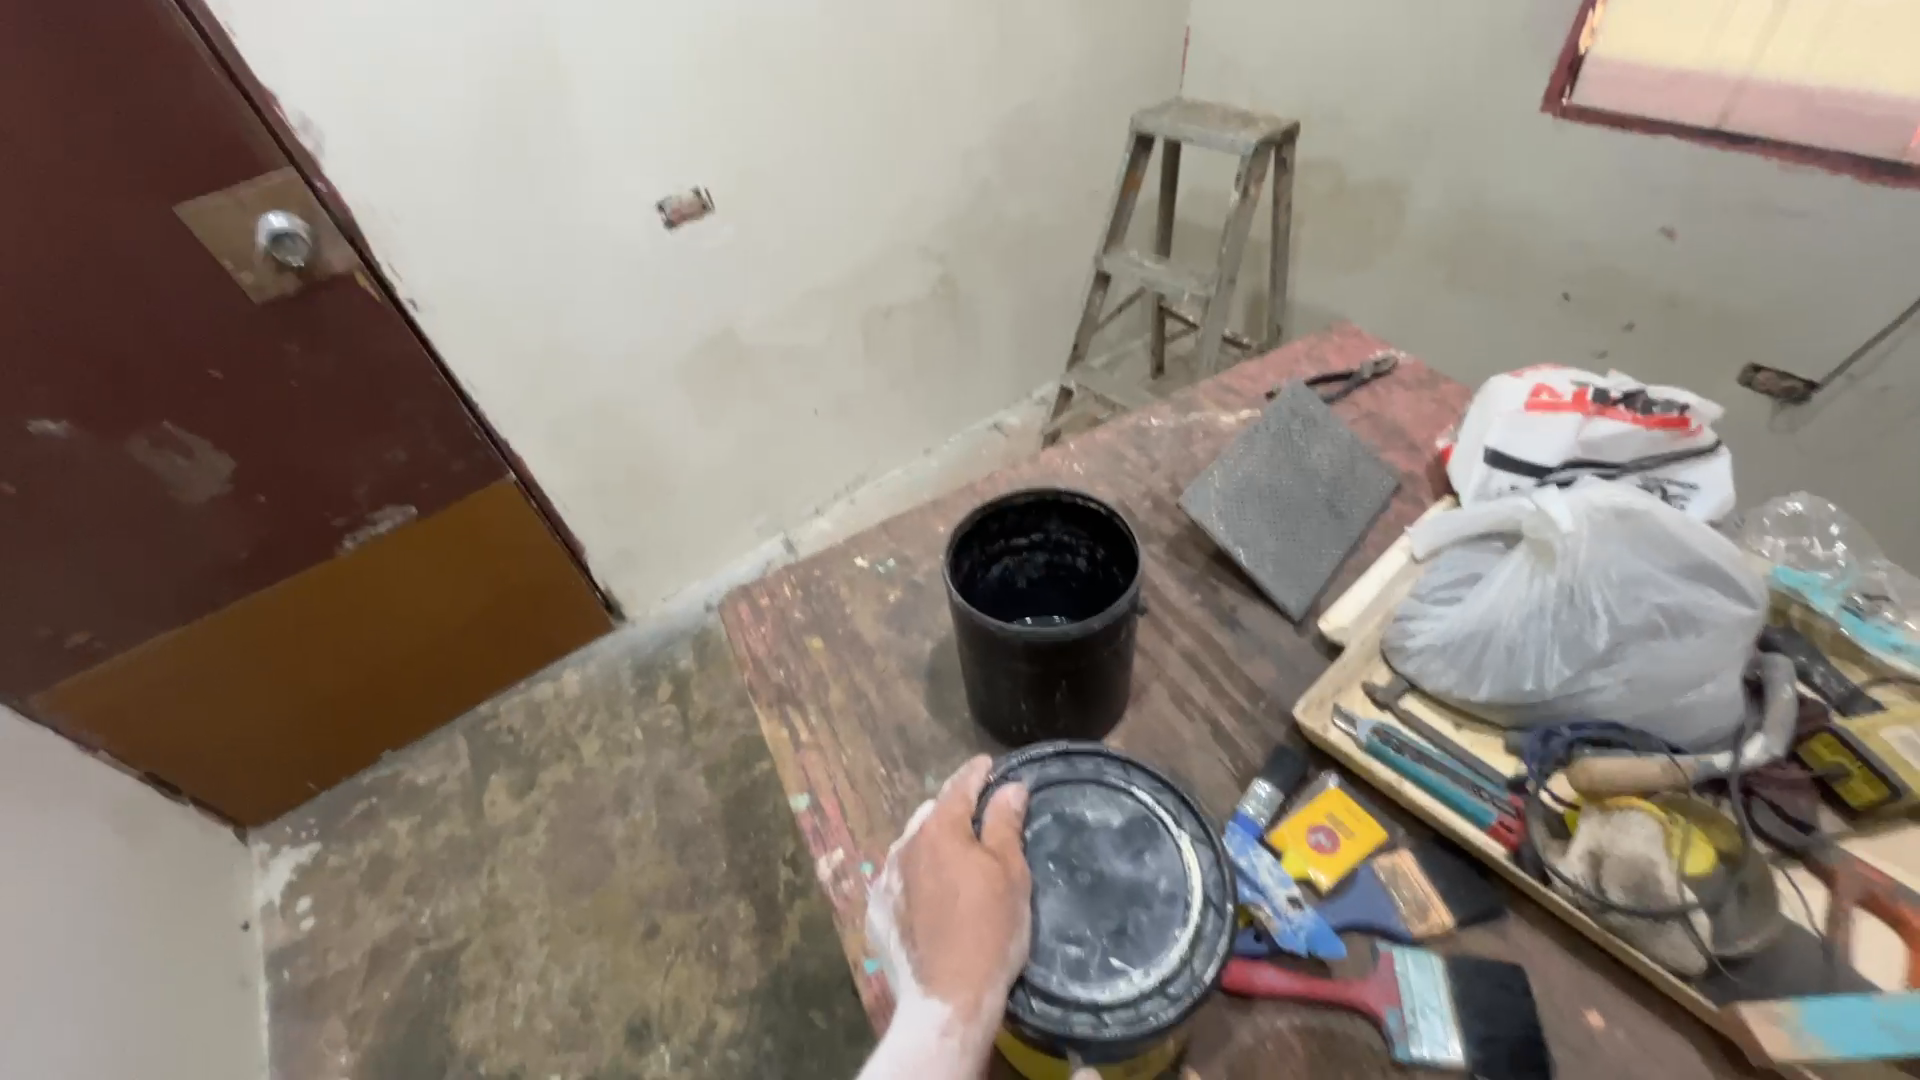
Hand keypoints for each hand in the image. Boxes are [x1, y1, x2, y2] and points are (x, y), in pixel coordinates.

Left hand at [866, 755, 1031, 1032]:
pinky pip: (899, 878)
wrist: (946, 1002)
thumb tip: (1010, 787)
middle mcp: (905, 845)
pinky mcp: (878, 911)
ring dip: (932, 843)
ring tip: (955, 858)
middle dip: (954, 809)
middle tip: (979, 819)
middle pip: (933, 814)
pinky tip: (930, 895)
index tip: (988, 764)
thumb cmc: (989, 932)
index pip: (959, 786)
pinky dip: (916, 876)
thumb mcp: (1010, 874)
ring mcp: (886, 878)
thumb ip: (1005, 823)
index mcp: (940, 829)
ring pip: (912, 845)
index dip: (977, 772)